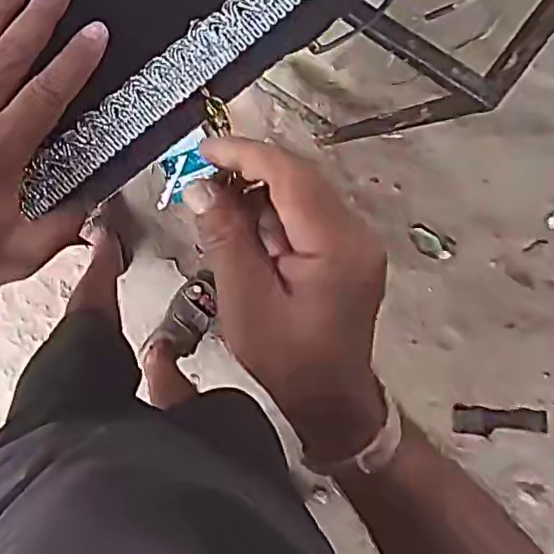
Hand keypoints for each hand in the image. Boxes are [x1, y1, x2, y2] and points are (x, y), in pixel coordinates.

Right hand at [184, 138, 387, 462]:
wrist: (327, 404)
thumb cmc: (287, 362)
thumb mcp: (245, 299)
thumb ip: (225, 237)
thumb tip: (202, 189)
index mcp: (337, 246)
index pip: (290, 176)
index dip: (244, 154)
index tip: (203, 150)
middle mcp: (354, 235)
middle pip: (297, 178)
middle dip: (246, 171)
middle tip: (199, 179)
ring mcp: (351, 243)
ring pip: (297, 194)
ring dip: (252, 192)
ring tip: (212, 206)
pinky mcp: (340, 252)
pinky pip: (299, 216)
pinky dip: (264, 213)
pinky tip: (237, 228)